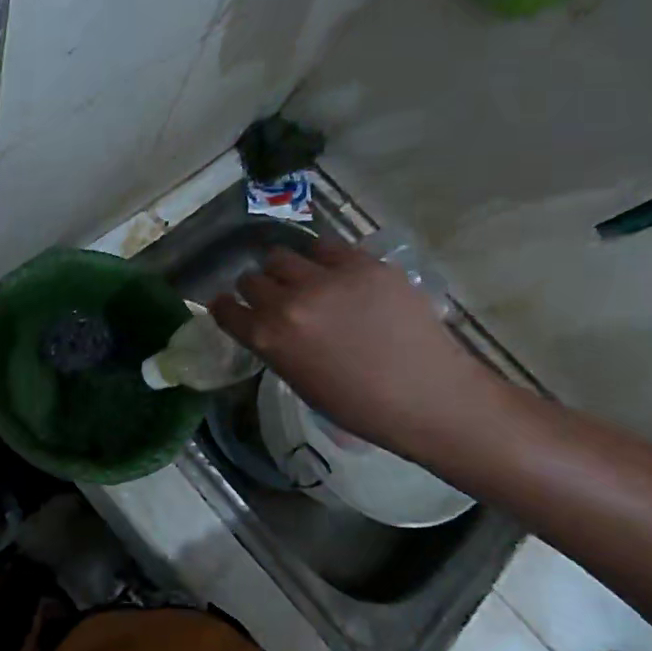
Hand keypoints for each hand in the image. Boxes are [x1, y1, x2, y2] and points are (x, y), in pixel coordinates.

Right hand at [209, 238, 505, 459]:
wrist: (427, 395)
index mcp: (266, 338)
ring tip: (304, 280)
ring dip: (284, 269)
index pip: (224, 308)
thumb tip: (266, 322)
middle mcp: (287, 303)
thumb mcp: (296, 378)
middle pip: (250, 278)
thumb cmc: (357, 403)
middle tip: (276, 298)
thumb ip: (272, 344)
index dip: (226, 307)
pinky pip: (325, 246)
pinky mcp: (362, 265)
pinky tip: (335, 273)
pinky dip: (322, 258)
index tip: (233, 307)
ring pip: (280, 255)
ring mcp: (325, 280)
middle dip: (258, 289)